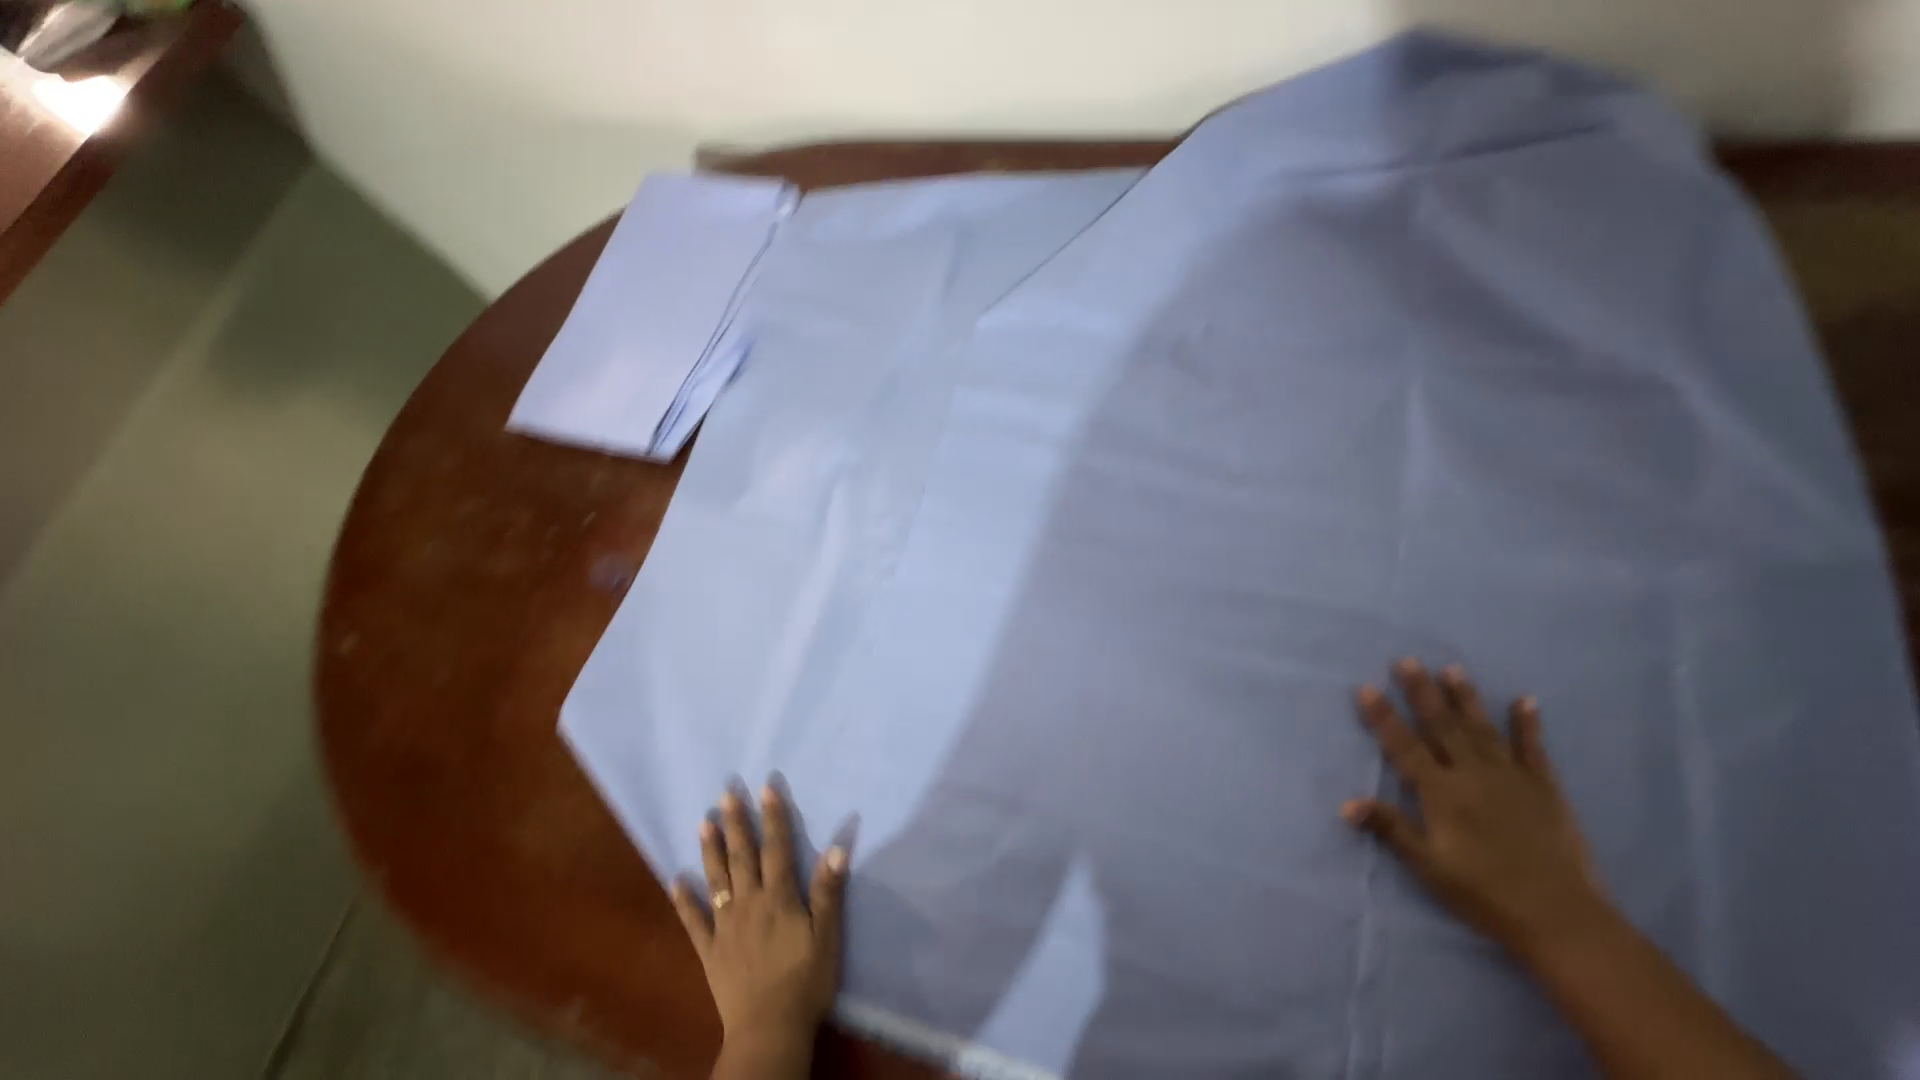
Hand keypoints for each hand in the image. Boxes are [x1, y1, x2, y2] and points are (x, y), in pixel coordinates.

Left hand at [672, 784, 848, 1064]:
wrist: (768, 1029)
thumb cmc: (805, 982)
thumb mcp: (827, 936)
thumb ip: (828, 892)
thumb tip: (837, 848)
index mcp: (779, 898)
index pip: (777, 849)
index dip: (774, 817)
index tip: (767, 786)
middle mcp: (748, 903)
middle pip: (742, 856)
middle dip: (737, 822)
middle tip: (727, 792)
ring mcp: (725, 926)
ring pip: (716, 879)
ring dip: (711, 849)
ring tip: (704, 821)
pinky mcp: (709, 950)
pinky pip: (693, 921)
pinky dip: (684, 899)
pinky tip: (675, 880)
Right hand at [1344, 660, 1610, 953]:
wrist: (1560, 916)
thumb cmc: (1485, 894)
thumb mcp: (1430, 867)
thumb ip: (1391, 829)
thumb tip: (1347, 803)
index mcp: (1442, 793)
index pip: (1404, 746)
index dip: (1383, 717)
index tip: (1367, 688)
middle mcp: (1473, 775)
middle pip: (1442, 727)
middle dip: (1422, 693)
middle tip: (1408, 661)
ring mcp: (1512, 778)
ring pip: (1482, 729)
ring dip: (1466, 698)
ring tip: (1453, 669)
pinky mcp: (1544, 789)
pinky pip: (1533, 749)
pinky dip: (1528, 724)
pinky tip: (1525, 701)